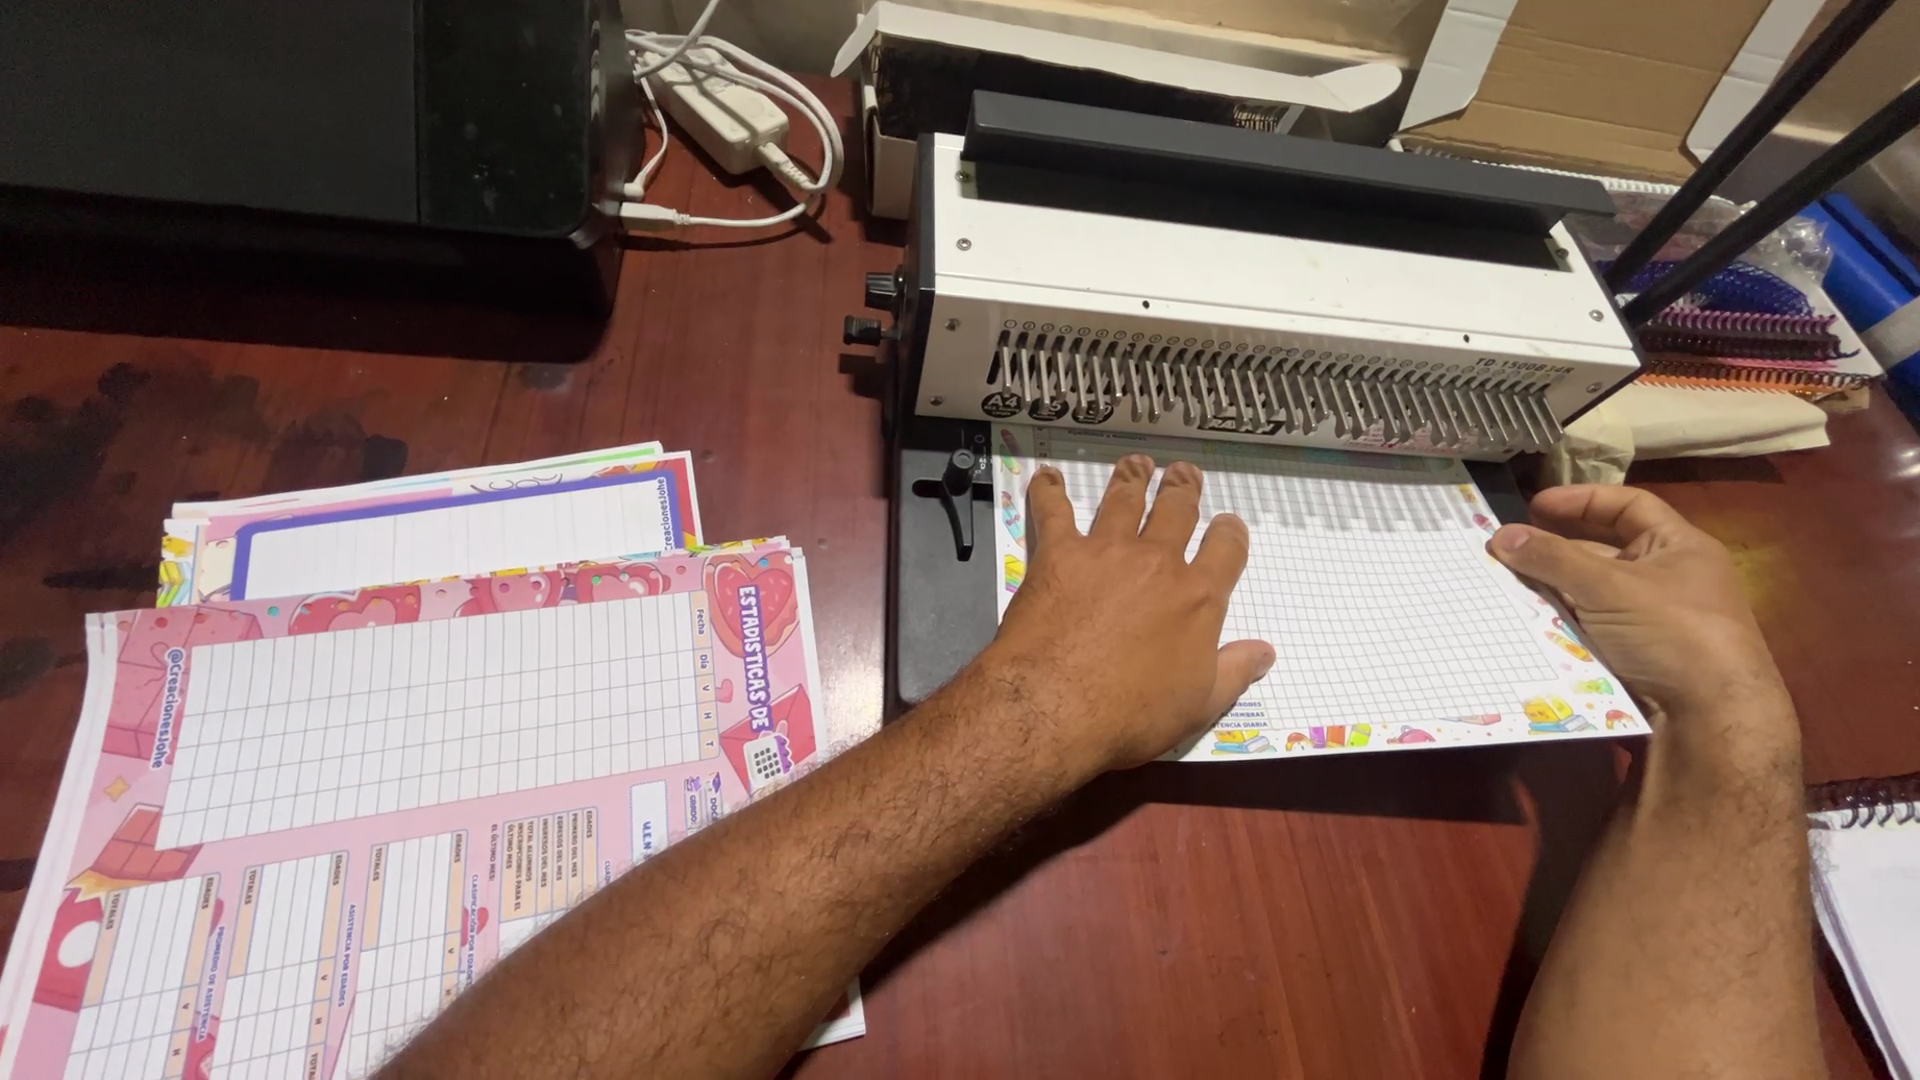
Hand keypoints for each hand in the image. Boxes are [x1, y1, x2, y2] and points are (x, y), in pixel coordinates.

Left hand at [979, 455, 1274, 775]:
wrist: (1056, 705)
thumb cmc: (1132, 715)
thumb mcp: (1198, 705)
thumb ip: (1233, 672)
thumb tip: (1266, 651)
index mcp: (1198, 598)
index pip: (1226, 551)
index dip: (1229, 533)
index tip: (1227, 524)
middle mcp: (1157, 563)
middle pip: (1176, 511)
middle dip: (1182, 489)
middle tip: (1182, 473)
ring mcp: (1107, 552)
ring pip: (1124, 500)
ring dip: (1131, 478)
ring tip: (1135, 464)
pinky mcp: (1059, 553)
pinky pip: (1054, 511)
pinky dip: (1049, 490)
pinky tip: (1047, 477)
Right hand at [1487, 485, 1793, 737]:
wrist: (1708, 714)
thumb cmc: (1672, 633)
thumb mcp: (1607, 587)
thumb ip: (1552, 558)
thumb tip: (1500, 535)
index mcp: (1679, 548)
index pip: (1629, 506)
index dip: (1582, 499)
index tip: (1535, 505)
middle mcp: (1664, 576)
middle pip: (1599, 548)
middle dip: (1552, 546)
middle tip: (1507, 547)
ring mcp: (1645, 613)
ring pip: (1585, 586)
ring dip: (1547, 582)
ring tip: (1504, 581)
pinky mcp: (1628, 645)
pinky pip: (1582, 618)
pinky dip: (1554, 613)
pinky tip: (1523, 614)